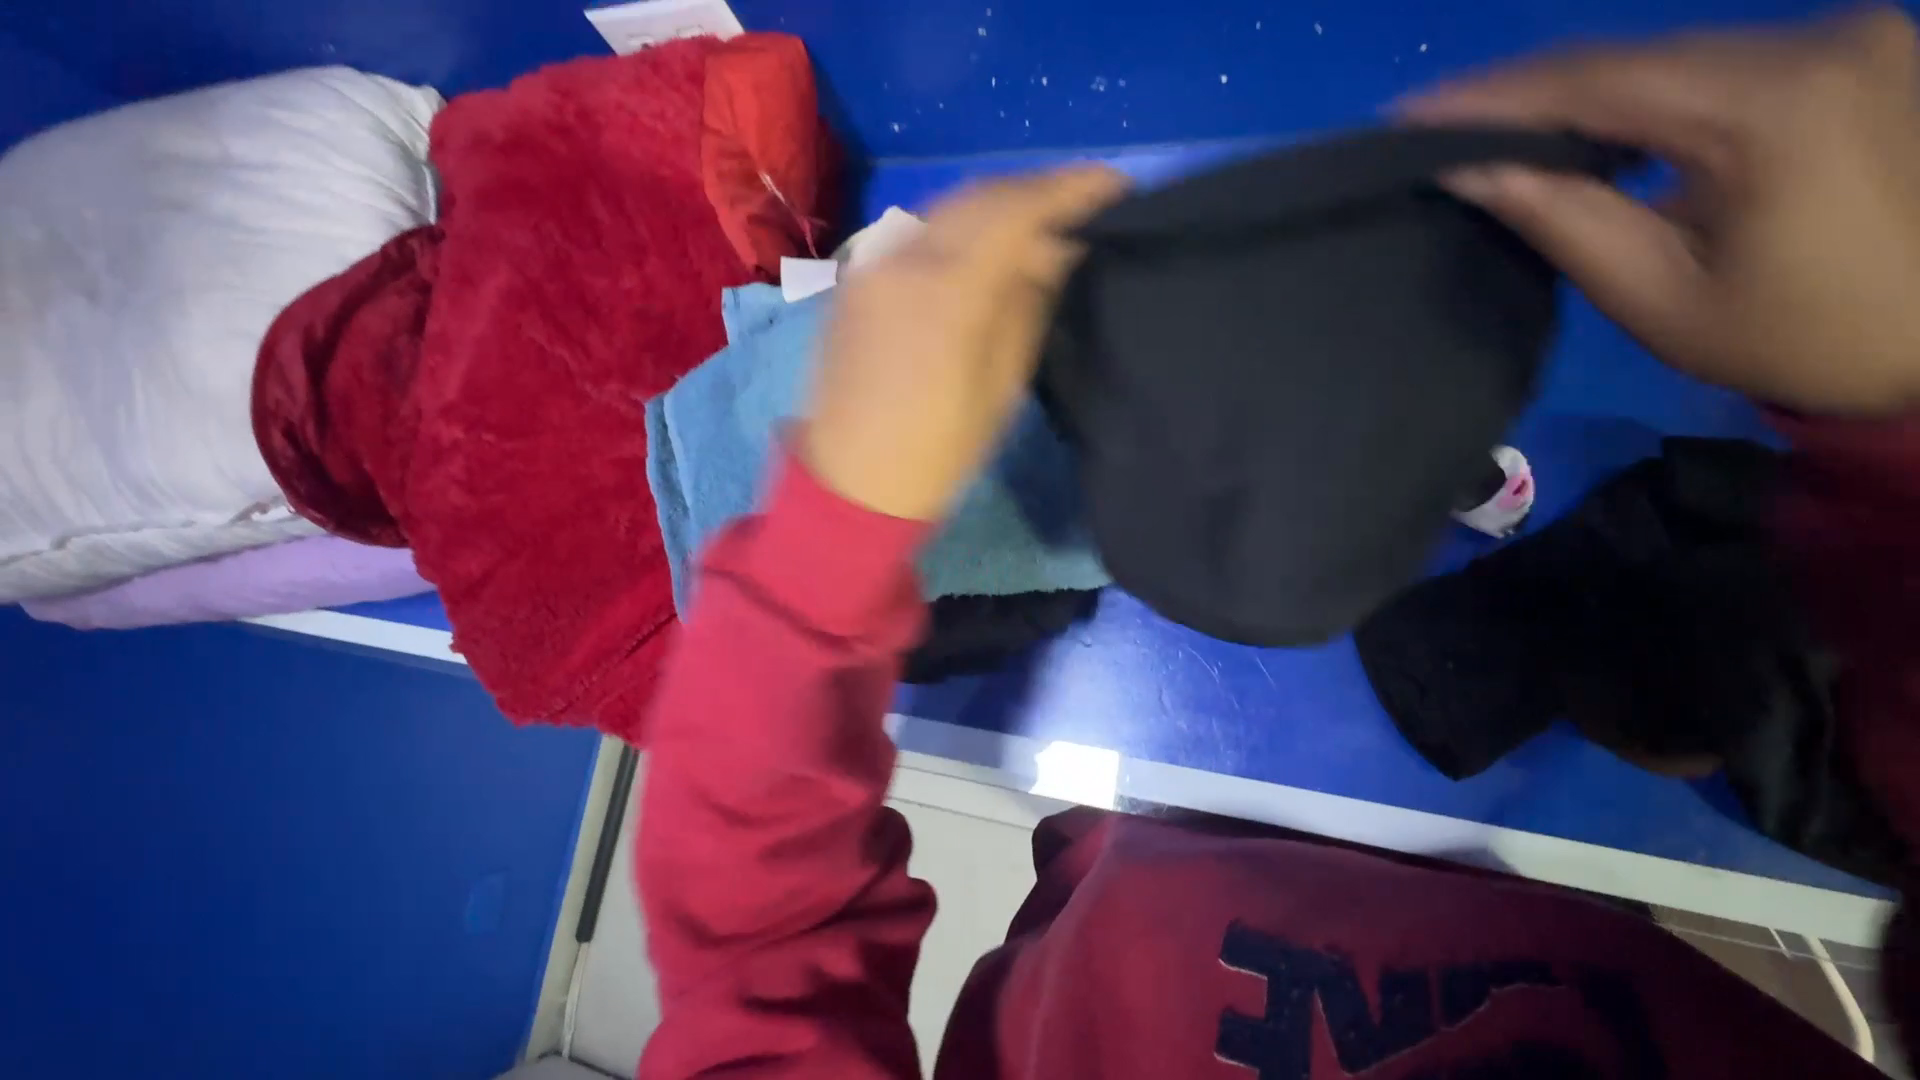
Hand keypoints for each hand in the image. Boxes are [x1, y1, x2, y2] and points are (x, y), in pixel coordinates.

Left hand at [804, 166, 1128, 520]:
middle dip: (1038, 191)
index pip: (1019, 209)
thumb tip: (1063, 248)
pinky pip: (920, 229)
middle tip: (1084, 203)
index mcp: (948, 288)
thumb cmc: (939, 447)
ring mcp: (874, 260)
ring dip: (1000, 203)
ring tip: (1042, 220)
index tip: (1118, 184)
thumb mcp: (1003, 381)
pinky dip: (963, 224)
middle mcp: (905, 255)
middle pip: (983, 195)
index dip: (1072, 189)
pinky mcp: (857, 274)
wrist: (853, 478)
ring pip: (949, 206)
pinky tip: (987, 242)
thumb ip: (1031, 300)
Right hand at [1400, 8, 1919, 415]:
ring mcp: (1843, 40)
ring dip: (1567, 92)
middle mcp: (1817, 42)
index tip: (1409, 114)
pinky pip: (1705, 66)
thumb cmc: (1797, 337)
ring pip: (1665, 55)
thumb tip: (1469, 169)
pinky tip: (1571, 121)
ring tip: (1482, 122)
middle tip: (1432, 119)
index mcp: (1774, 106)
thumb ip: (1563, 219)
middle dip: (1521, 90)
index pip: (1598, 81)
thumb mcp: (1656, 294)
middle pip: (1631, 56)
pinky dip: (1625, 93)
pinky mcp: (1846, 57)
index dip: (1493, 97)